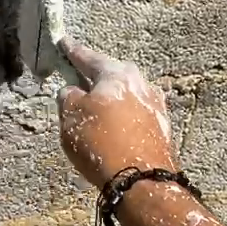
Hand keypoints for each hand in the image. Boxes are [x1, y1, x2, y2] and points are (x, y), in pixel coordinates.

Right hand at [56, 38, 177, 187]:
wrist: (142, 182)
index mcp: (116, 74)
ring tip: (96, 109)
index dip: (72, 52)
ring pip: (126, 94)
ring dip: (111, 99)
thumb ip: (68, 96)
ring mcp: (155, 105)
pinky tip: (114, 127)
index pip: (88, 57)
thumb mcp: (70, 116)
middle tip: (79, 79)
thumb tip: (74, 91)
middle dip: (95, 77)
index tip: (64, 43)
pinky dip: (122, 117)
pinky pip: (135, 114)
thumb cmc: (100, 143)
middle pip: (111, 74)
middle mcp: (140, 83)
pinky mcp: (162, 128)